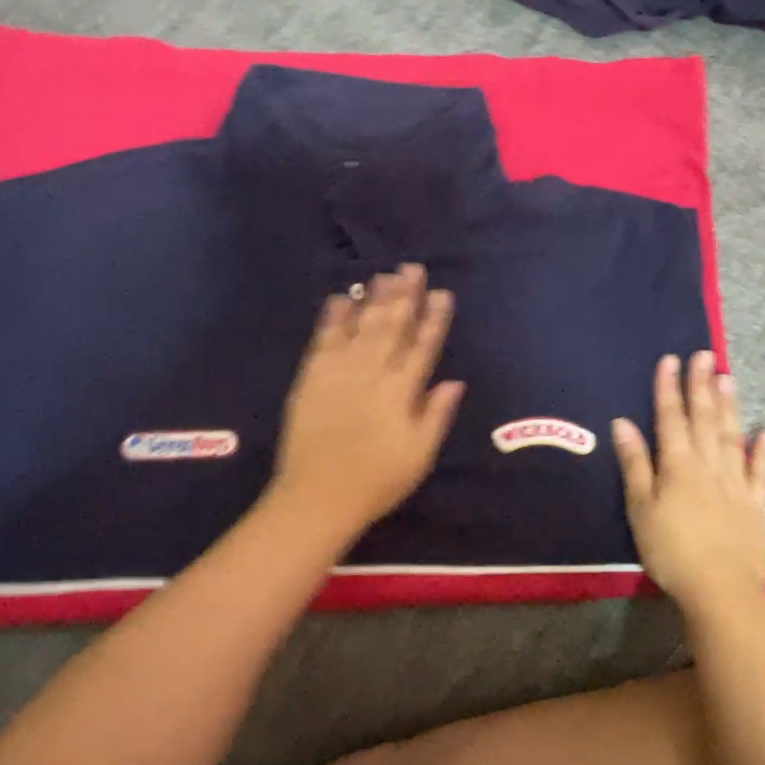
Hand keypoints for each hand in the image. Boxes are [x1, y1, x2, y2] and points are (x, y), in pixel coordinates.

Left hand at [270, 264, 464, 537]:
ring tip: (383, 274)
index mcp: (401, 391)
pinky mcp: (311, 377)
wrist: (318, 496)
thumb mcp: (419, 455)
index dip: (434, 318)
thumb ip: (436, 414)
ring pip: (360, 326)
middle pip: (391, 326)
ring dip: (372, 298)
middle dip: (404, 295)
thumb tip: (453, 381)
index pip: (423, 346)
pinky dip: (333, 317)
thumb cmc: (376, 481)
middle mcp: (372, 373)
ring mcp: (339, 372)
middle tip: (411, 267)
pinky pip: (324, 339)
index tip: (443, 293)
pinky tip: (340, 298)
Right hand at [613, 351, 764, 613]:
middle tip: (704, 354)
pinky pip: (759, 472)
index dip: (669, 388)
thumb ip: (635, 464)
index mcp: (678, 466)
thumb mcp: (640, 509)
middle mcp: (709, 467)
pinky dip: (762, 450)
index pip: (671, 419)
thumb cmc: (670, 551)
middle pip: (704, 420)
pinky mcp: (755, 506)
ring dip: (729, 407)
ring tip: (728, 378)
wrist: (721, 591)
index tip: (670, 359)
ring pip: (732, 438)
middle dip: (701, 386)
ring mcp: (735, 485)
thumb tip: (623, 423)